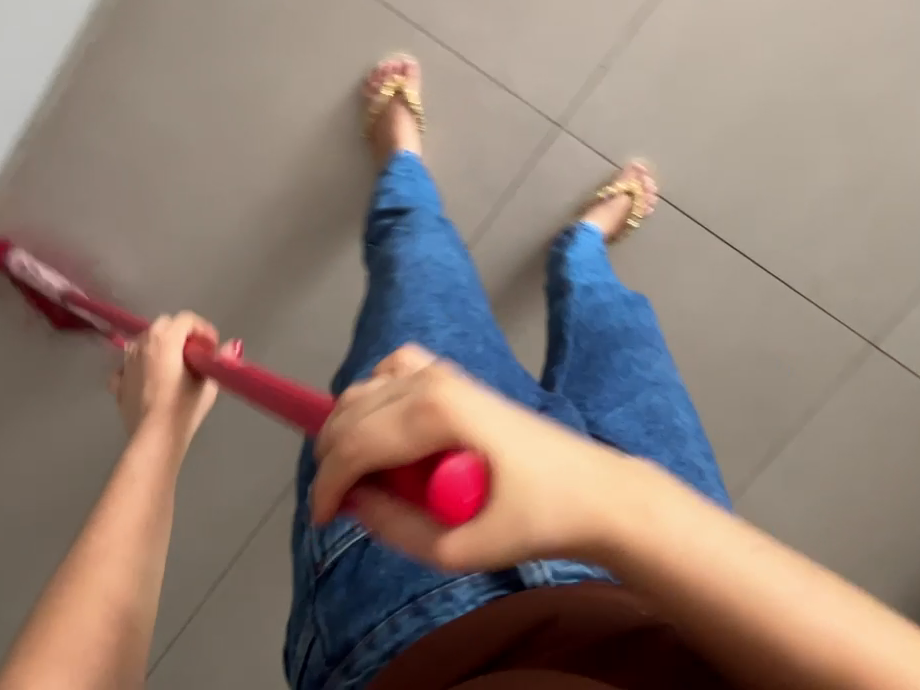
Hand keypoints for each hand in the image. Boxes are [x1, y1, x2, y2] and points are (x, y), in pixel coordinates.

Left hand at [113, 311, 220, 445]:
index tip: (212, 347)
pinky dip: (140, 367)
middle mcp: (142, 344)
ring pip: (144, 342)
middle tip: (195, 353)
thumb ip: (220, 359)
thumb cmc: (184, 407)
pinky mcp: (118, 382)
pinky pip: (129, 365)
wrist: (155, 438)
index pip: (186, 319)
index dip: (203, 328)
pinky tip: (150, 380)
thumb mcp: (209, 382)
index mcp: (166, 339)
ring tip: (173, 366)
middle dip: (180, 334)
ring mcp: (126, 362)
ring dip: (159, 347)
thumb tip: (232, 346)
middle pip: (163, 325)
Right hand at [309, 344, 654, 573]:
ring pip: (368, 386)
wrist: (596, 492)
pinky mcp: (458, 377)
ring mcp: (447, 373)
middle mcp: (434, 381)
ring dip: (351, 426)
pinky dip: (377, 394)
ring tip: (360, 474)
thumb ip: (396, 527)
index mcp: (435, 415)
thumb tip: (354, 505)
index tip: (323, 521)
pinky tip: (386, 429)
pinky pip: (397, 370)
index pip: (355, 443)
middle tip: (339, 505)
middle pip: (353, 408)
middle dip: (333, 457)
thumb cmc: (538, 521)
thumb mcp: (462, 549)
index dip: (328, 485)